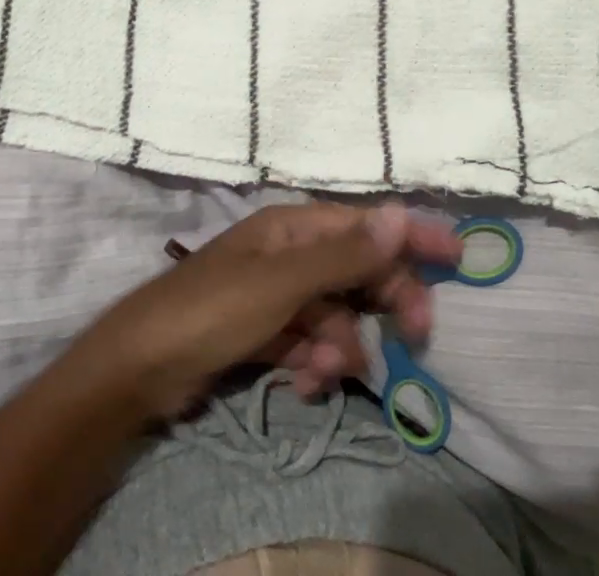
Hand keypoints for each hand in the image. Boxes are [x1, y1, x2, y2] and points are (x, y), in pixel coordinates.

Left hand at [73, 202, 462, 419]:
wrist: (140, 368)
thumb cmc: (211, 312)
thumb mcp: (282, 283)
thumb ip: (344, 254)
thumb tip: (399, 213)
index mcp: (289, 228)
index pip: (364, 223)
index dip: (410, 235)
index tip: (458, 255)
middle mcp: (285, 255)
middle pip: (356, 271)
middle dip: (383, 302)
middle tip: (417, 335)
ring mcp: (273, 297)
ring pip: (335, 316)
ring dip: (341, 345)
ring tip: (324, 371)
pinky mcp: (262, 334)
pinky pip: (308, 344)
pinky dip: (314, 363)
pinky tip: (304, 385)